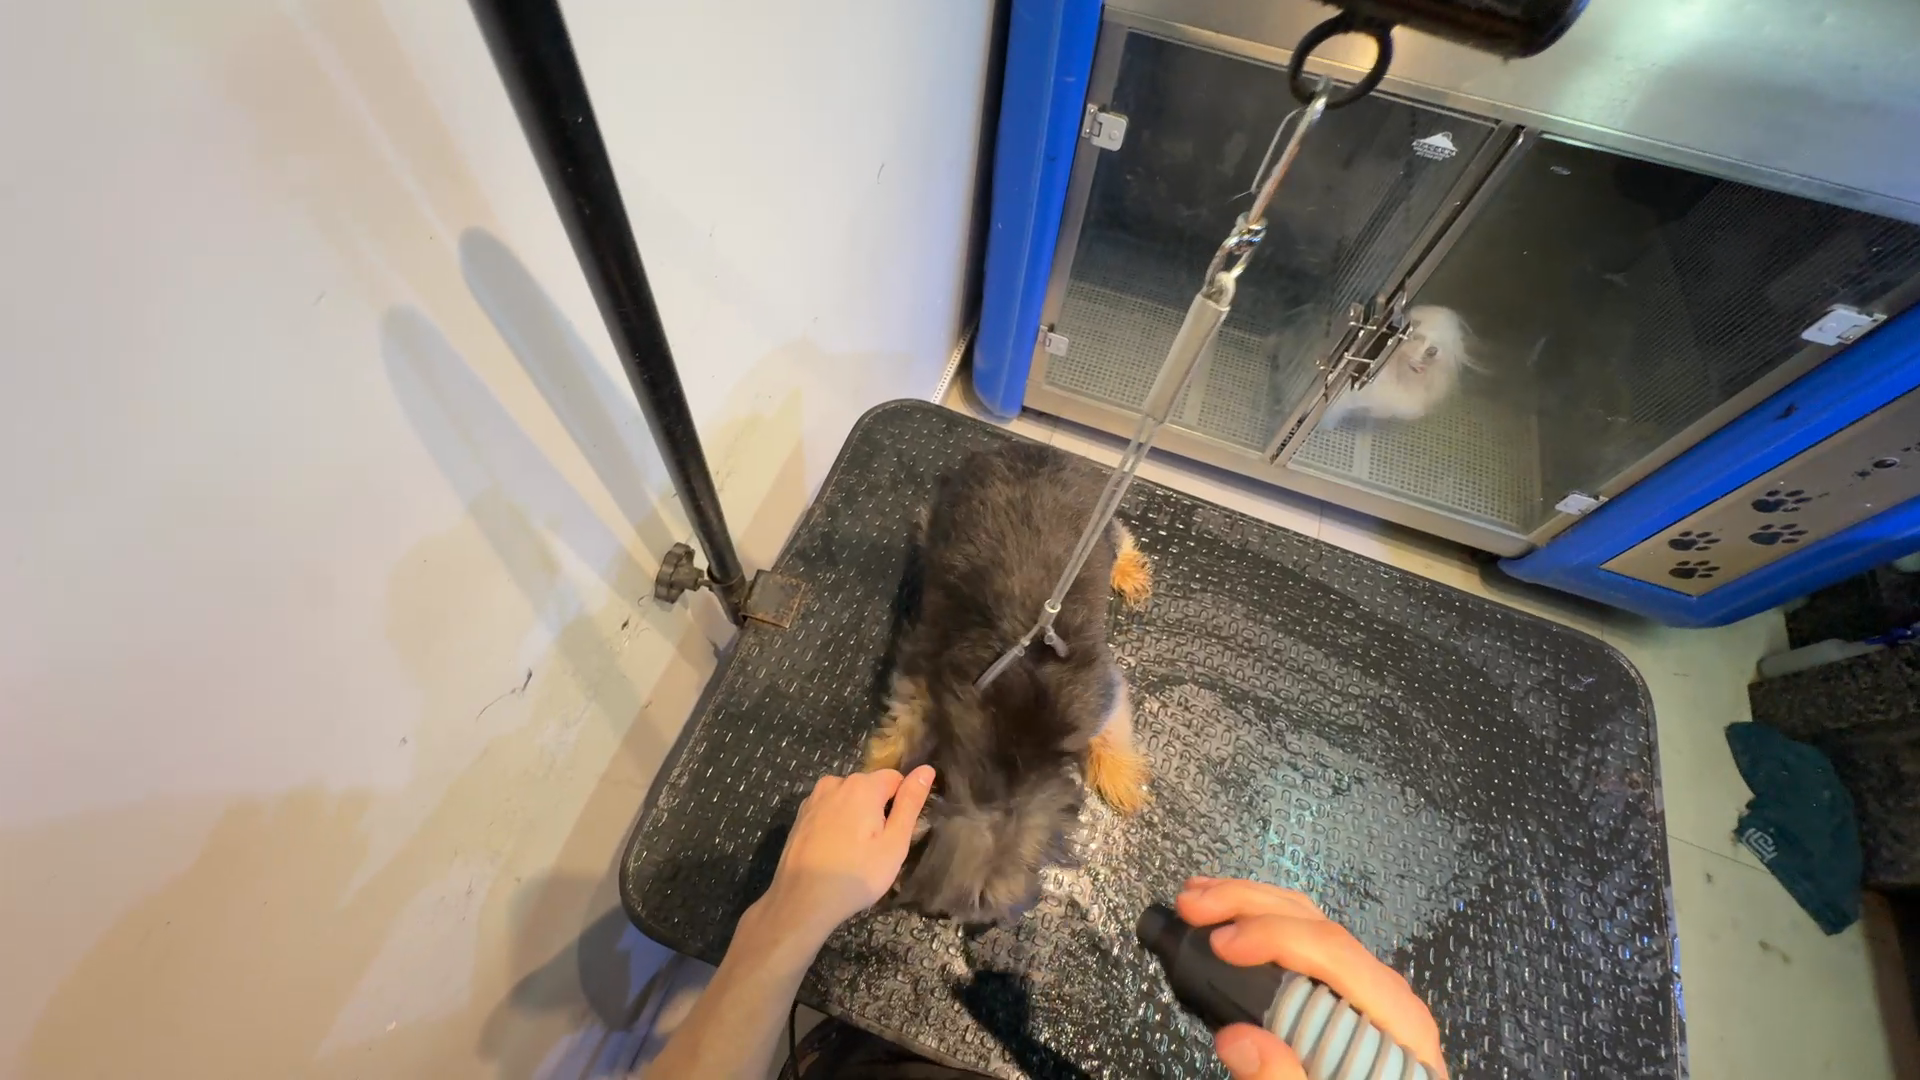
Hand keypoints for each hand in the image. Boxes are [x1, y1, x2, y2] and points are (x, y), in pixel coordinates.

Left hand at [748, 766, 934, 943]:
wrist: (801, 902)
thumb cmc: (855, 875)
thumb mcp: (894, 843)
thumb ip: (911, 803)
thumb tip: (926, 769)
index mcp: (863, 785)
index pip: (895, 779)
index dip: (901, 804)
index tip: (895, 834)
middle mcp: (836, 782)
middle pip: (870, 787)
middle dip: (877, 810)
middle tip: (876, 848)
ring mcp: (815, 798)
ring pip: (848, 798)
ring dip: (856, 816)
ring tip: (854, 852)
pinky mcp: (801, 815)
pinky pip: (829, 809)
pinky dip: (836, 823)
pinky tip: (833, 851)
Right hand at [1177, 878, 1445, 1079]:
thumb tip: (1235, 1038)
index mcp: (1393, 1017)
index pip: (1332, 949)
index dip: (1272, 935)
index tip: (1219, 944)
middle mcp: (1378, 984)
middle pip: (1310, 920)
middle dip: (1244, 902)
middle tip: (1189, 905)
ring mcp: (1355, 976)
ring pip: (1298, 912)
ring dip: (1240, 897)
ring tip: (1193, 896)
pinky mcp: (1330, 978)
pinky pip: (1291, 927)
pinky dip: (1249, 913)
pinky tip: (1217, 910)